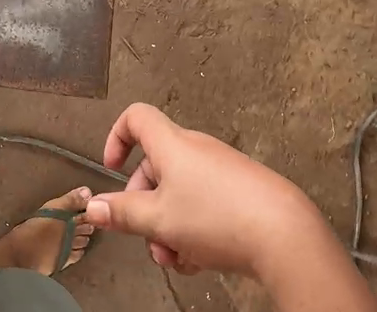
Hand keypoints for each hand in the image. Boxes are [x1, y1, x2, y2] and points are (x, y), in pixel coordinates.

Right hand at [85, 104, 334, 280]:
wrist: (283, 233)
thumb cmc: (217, 217)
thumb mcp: (160, 220)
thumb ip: (123, 213)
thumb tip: (93, 207)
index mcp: (171, 144)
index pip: (136, 117)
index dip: (117, 137)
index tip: (112, 169)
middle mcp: (196, 148)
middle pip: (156, 166)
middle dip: (146, 205)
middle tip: (149, 239)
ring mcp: (220, 169)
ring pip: (180, 193)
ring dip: (170, 226)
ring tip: (178, 259)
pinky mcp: (241, 190)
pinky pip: (204, 203)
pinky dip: (194, 228)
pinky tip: (200, 259)